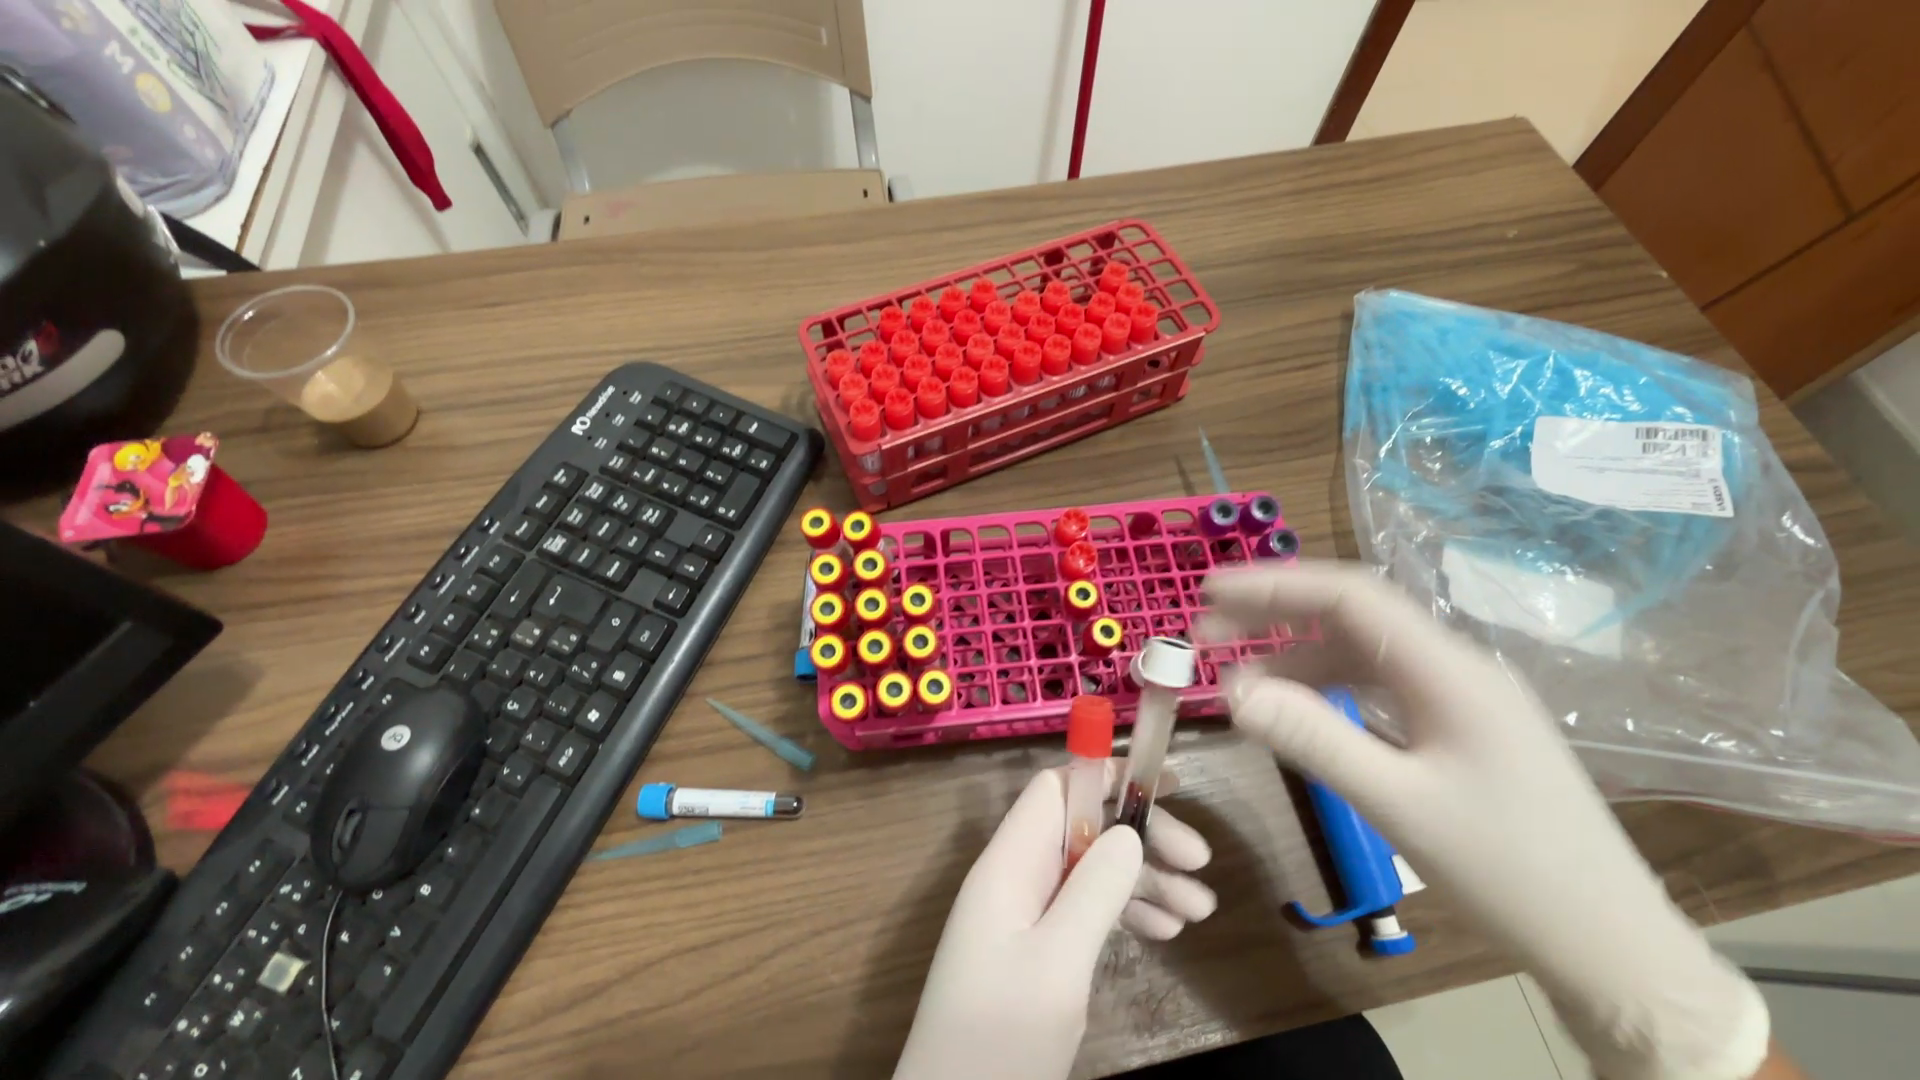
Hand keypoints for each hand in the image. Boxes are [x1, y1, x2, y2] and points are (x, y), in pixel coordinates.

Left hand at [892, 766, 1213, 1079]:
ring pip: (1092, 875)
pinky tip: (1169, 932)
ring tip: (1202, 910)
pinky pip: (1086, 913)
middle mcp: (1016, 880)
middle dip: (1141, 838)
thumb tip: (1128, 830)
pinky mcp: (1036, 952)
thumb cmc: (1001, 1031)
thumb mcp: (1056, 962)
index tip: (1164, 783)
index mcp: (1008, 865)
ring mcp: (1025, 917)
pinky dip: (1127, 915)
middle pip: (1083, 832)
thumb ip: (1093, 891)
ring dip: (1146, 882)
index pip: (1055, 792)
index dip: (1105, 775)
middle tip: (1201, 861)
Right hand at [1205, 561, 1770, 1079]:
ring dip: (1297, 657)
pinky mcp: (1463, 729)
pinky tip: (1299, 713)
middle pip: (1354, 617)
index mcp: (1449, 671)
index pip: (1350, 598)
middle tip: (1206, 632)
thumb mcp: (1399, 805)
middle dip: (1276, 616)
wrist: (1608, 942)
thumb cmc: (1508, 872)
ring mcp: (1463, 698)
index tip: (1207, 591)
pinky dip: (1329, 690)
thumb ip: (1315, 740)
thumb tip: (1232, 690)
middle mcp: (1456, 667)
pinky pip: (1382, 688)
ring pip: (1365, 653)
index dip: (1274, 585)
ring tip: (1238, 683)